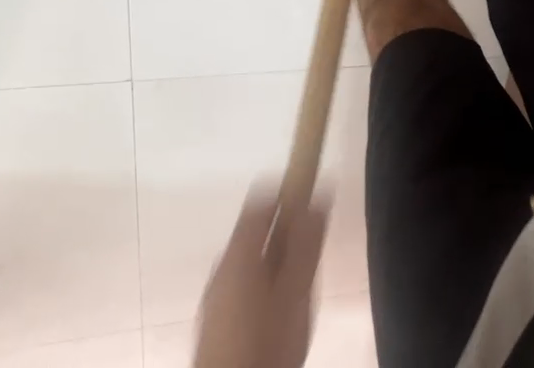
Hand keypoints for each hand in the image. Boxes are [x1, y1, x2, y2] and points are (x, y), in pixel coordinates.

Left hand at [193, 190, 329, 367]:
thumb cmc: (268, 342)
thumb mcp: (297, 290)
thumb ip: (307, 242)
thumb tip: (318, 195)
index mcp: (240, 253)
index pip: (262, 200)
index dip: (290, 191)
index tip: (314, 197)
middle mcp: (222, 267)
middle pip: (255, 230)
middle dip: (287, 232)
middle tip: (313, 252)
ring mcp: (215, 295)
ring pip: (251, 259)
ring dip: (277, 259)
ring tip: (301, 287)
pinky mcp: (215, 320)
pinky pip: (243, 283)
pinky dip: (264, 282)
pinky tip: (279, 312)